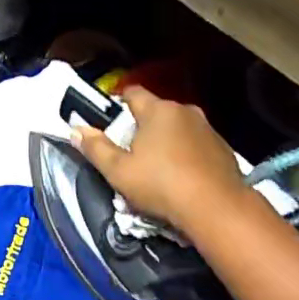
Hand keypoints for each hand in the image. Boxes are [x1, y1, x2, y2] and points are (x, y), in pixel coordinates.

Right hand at [71, 87, 250, 229]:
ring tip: (157, 170)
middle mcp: (185, 111)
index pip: (133, 93)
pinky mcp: (222, 148)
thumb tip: (76, 130)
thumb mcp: (118, 171)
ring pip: (178, 129)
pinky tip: (182, 178)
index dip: (118, 103)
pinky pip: (196, 145)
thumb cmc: (159, 185)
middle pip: (156, 112)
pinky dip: (186, 156)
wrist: (214, 206)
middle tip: (130, 154)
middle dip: (142, 128)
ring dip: (166, 142)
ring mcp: (208, 128)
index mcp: (157, 110)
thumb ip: (96, 149)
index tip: (109, 121)